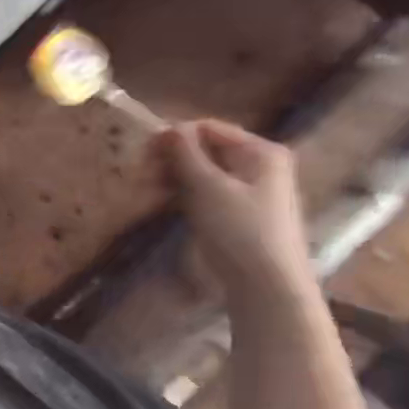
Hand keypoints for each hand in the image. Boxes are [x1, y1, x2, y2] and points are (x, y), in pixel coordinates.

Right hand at [160, 120, 311, 299]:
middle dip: (172, 157)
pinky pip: (206, 190)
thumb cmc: (238, 228)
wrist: (265, 282)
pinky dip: (184, 192)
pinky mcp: (237, 211)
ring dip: (173, 175)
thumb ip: (185, 152)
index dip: (175, 135)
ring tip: (148, 188)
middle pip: (206, 149)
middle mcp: (259, 165)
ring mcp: (250, 189)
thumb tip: (168, 126)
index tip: (144, 152)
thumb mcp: (207, 185)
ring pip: (203, 171)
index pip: (208, 127)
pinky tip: (164, 203)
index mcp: (260, 152)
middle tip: (142, 172)